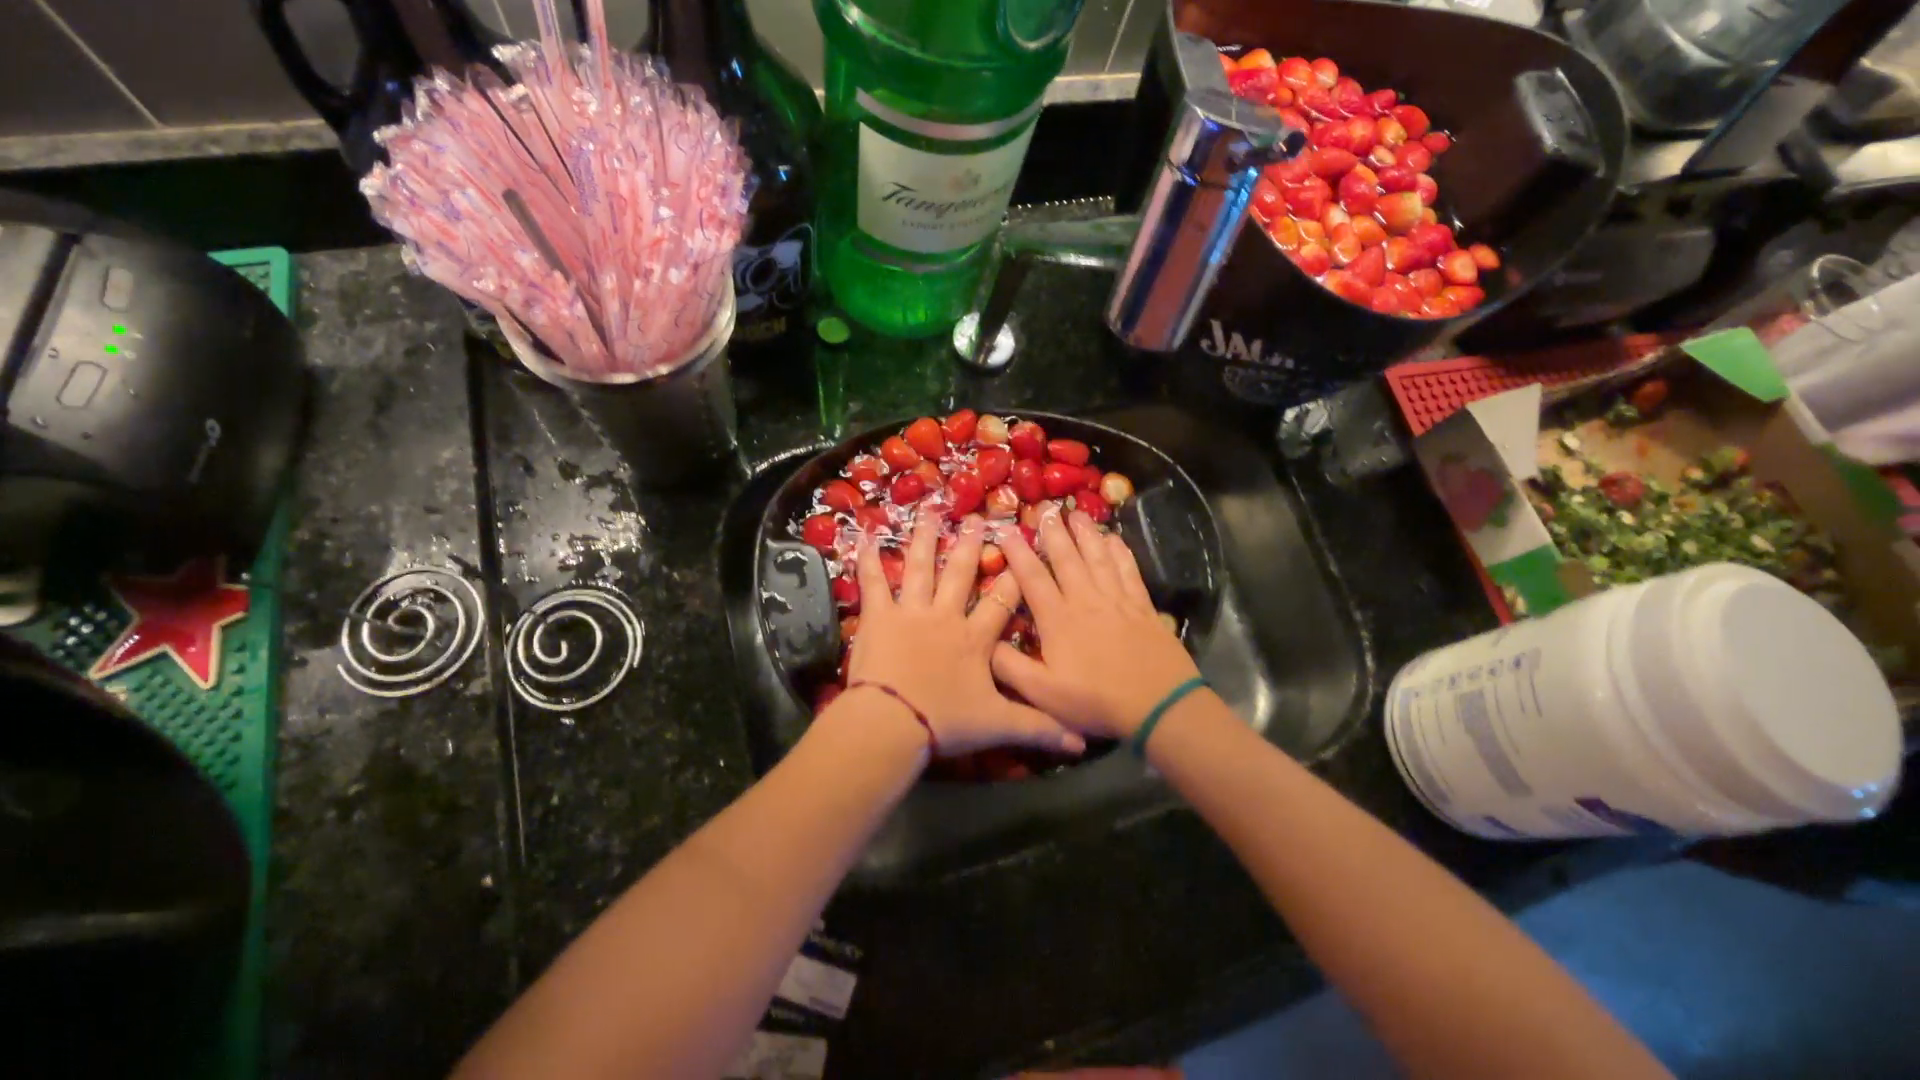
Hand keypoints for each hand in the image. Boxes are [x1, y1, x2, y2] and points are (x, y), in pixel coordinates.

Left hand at [843, 506, 1085, 758]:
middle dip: (970, 546)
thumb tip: (1081, 743)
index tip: (1023, 554)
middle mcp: (945, 616)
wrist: (892, 722)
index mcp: (975, 639)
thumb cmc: (945, 722)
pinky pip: (874, 583)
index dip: (1015, 578)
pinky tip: (867, 537)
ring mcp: (910, 612)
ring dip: (924, 538)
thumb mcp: (998, 725)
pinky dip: (869, 560)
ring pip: (919, 567)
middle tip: (976, 520)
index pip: (1002, 602)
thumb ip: (1039, 728)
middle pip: (960, 574)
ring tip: (929, 511)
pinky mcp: (878, 617)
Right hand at [991, 510, 1200, 740]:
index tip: (1007, 531)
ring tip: (1075, 513)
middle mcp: (1086, 600)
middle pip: (1067, 558)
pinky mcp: (1142, 606)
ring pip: (1098, 557)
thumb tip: (983, 641)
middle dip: (1053, 532)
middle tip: (1044, 509)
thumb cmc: (1096, 701)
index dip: (1018, 553)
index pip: (1033, 578)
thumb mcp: (1042, 694)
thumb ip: (1009, 667)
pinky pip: (1128, 569)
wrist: (1158, 704)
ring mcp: (1117, 600)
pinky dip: (1119, 551)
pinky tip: (1114, 539)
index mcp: (1058, 620)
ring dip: (1085, 533)